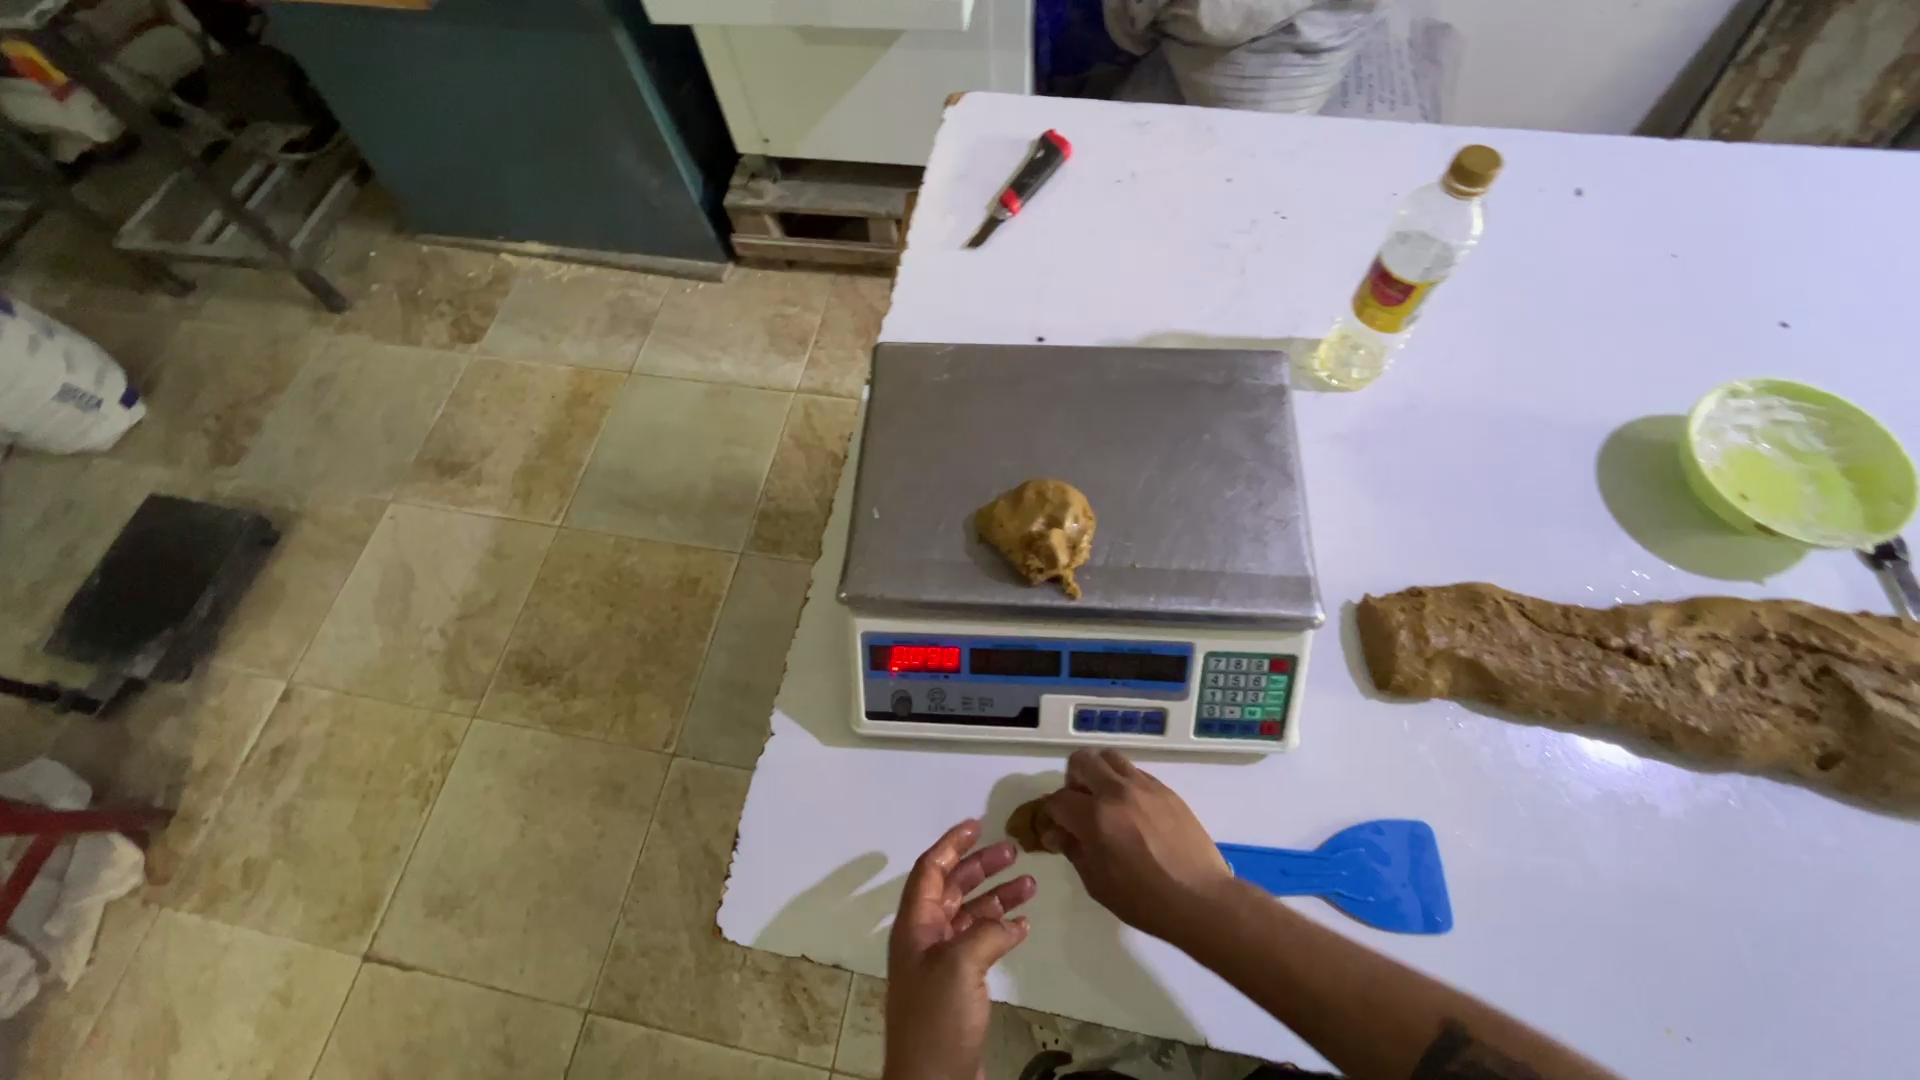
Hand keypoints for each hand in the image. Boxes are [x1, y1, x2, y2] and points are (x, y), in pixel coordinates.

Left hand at [885, 820, 1037, 1079]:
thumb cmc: (937, 1018)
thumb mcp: (959, 965)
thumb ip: (985, 932)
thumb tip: (1010, 923)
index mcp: (914, 925)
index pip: (930, 870)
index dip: (950, 844)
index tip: (976, 824)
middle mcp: (925, 937)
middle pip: (953, 887)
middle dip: (980, 866)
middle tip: (1013, 850)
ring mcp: (942, 962)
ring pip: (970, 914)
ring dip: (997, 896)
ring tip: (1030, 883)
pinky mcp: (959, 986)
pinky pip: (980, 943)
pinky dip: (1001, 929)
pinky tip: (1023, 924)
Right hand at [1040, 749, 1233, 944]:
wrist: (1200, 899)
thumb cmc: (1144, 900)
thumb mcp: (1097, 883)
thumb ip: (1074, 850)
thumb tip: (1059, 834)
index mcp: (1095, 818)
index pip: (1057, 800)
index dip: (1050, 815)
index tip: (1056, 832)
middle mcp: (1116, 792)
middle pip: (1081, 761)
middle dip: (1072, 782)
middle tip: (1079, 806)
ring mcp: (1144, 787)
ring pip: (1109, 757)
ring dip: (1099, 774)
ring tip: (1105, 801)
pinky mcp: (1166, 790)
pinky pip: (1135, 772)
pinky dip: (1124, 783)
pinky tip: (1133, 811)